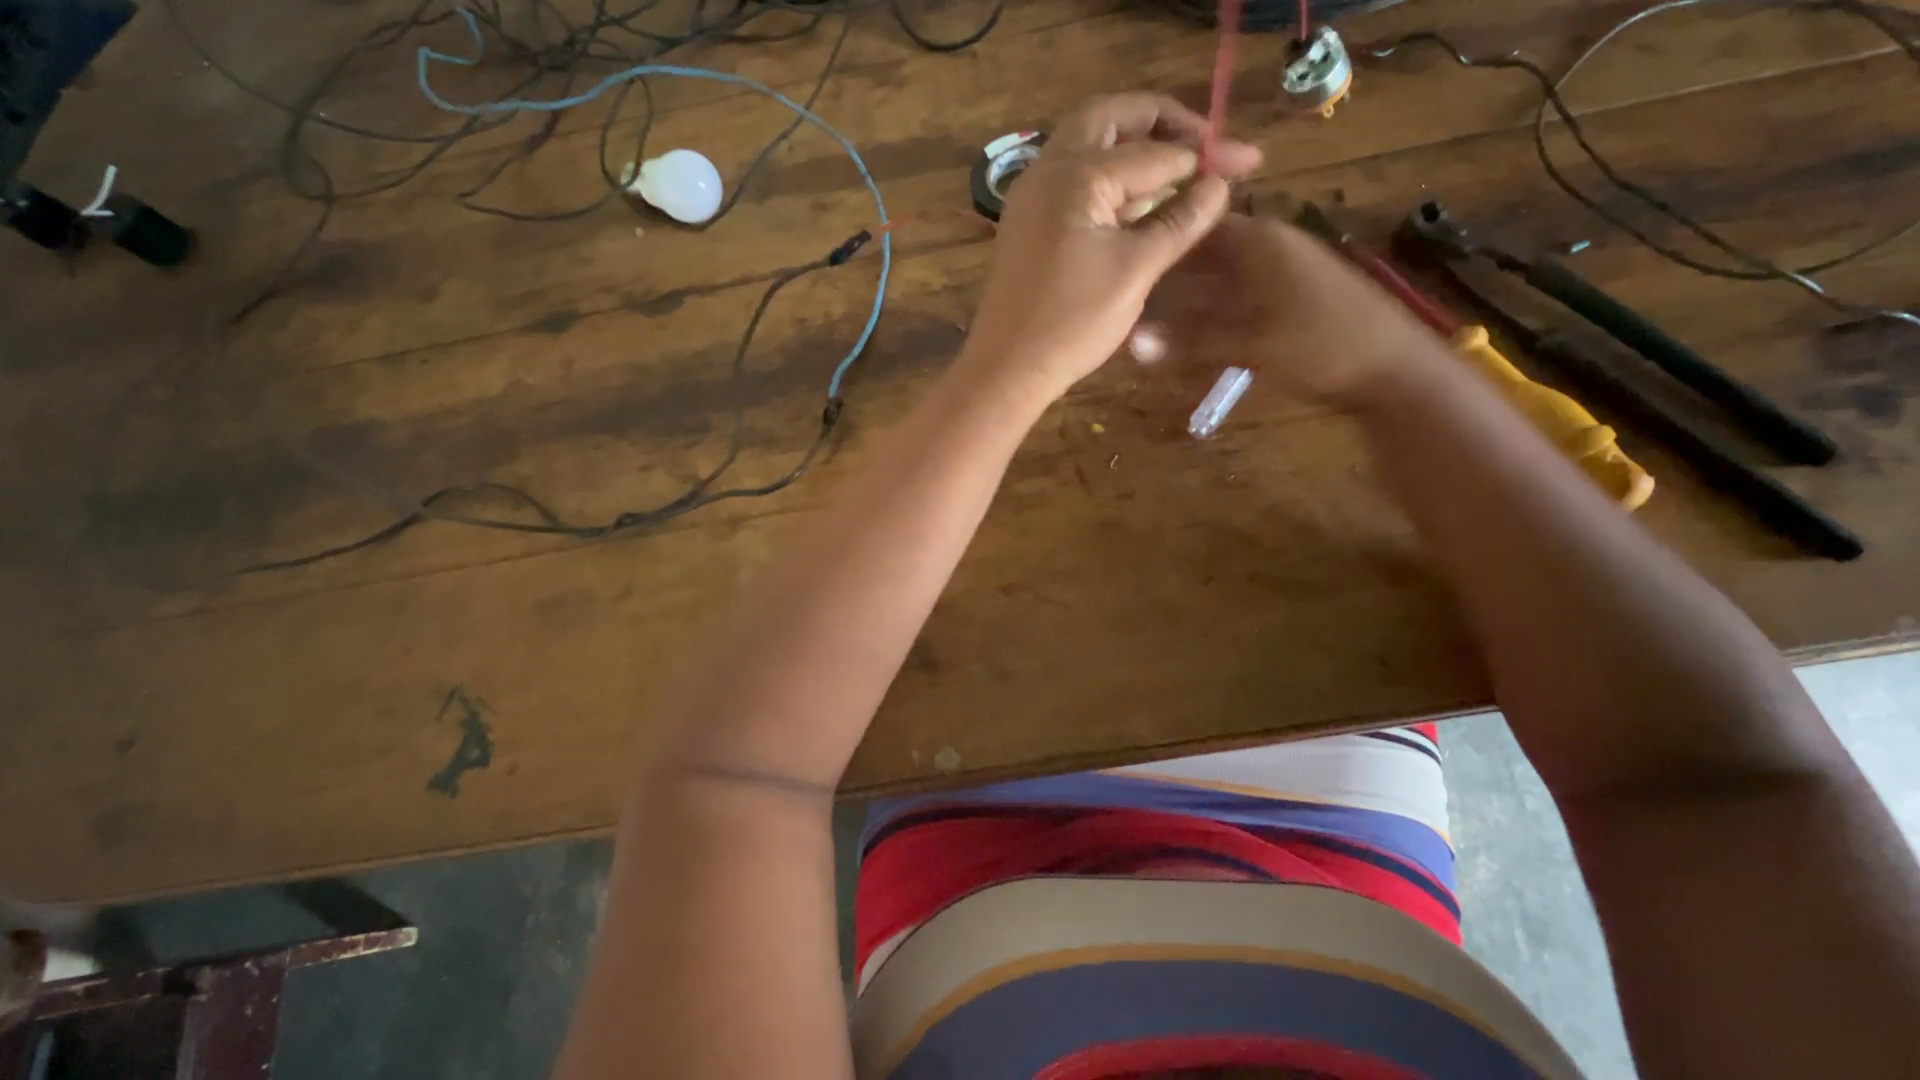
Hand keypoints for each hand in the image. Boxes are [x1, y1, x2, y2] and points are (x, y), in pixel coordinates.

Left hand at [958, 94, 1261, 400]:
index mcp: (1076, 175)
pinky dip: (1111, 176)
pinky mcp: (1030, 219)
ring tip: (1182, 169)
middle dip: (1163, 123)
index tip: (1248, 162)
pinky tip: (1143, 201)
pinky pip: (1074, 177)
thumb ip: (1181, 222)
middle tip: (1205, 144)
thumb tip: (1220, 185)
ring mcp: (1033, 193)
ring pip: (1089, 144)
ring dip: (1135, 147)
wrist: (1008, 367)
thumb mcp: (1136, 270)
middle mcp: (1048, 169)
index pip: (1154, 150)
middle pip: (1111, 118)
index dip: (1205, 154)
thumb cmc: (1073, 322)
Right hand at [1134, 214, 1443, 407]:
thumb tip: (1129, 344)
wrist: (1397, 370)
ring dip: (1190, 300)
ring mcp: (1285, 274)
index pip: (1195, 225)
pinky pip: (1240, 299)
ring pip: (1222, 279)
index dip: (1158, 239)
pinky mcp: (1293, 301)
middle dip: (1168, 276)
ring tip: (1150, 322)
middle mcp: (1271, 247)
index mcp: (1260, 240)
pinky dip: (1214, 314)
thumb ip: (1188, 342)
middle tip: (1127, 299)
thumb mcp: (1249, 343)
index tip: (1119, 261)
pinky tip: (1192, 338)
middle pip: (1205, 253)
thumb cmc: (1322, 345)